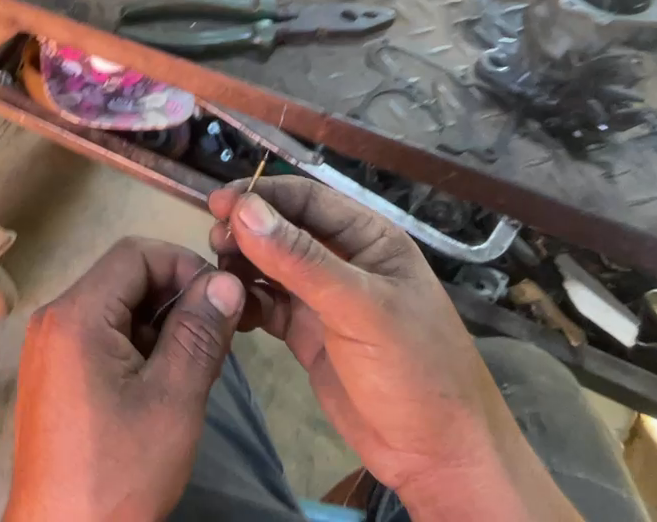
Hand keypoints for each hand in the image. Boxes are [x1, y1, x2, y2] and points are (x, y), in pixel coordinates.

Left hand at [5, 237, 246, 521]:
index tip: (221, 300)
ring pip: (114, 307)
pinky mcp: (52, 373)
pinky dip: (136, 345)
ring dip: (158, 324)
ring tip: (193, 366)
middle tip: (215, 338)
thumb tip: (226, 280)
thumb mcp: (172, 401)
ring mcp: (48, 346)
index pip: (134, 253)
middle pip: (122, 277)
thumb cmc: (118, 471)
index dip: (183, 265)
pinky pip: (99, 335)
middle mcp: (54, 317)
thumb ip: (200, 334)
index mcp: (75, 313)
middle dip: (173, 297)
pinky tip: (161, 383)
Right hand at [209, 178, 581, 521]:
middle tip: (214, 244)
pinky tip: (230, 310)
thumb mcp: (361, 309)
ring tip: (218, 277)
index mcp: (368, 239)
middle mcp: (343, 260)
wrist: (441, 461)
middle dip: (245, 231)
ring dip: (241, 265)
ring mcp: (323, 298)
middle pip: (281, 229)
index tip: (216, 204)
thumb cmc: (416, 372)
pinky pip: (266, 304)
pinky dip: (245, 302)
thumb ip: (301, 259)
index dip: (260, 196)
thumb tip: (244, 209)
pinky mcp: (307, 332)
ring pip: (269, 265)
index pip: (305, 199)